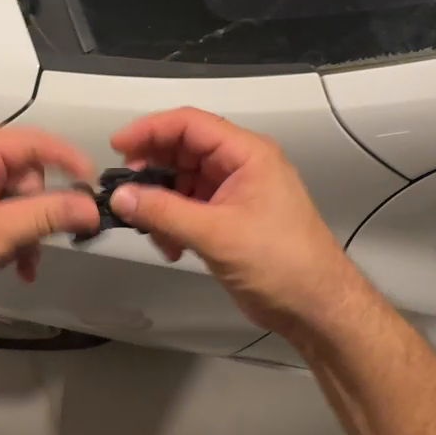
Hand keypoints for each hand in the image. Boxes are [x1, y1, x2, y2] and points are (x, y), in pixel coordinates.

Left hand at [0, 129, 101, 326]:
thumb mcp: (0, 233)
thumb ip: (50, 215)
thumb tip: (93, 206)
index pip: (33, 142)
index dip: (68, 160)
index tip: (94, 186)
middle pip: (25, 174)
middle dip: (41, 210)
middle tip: (50, 239)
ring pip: (14, 199)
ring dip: (27, 230)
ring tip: (25, 264)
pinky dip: (10, 237)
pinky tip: (15, 266)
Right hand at [109, 108, 364, 335]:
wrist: (317, 310)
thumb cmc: (281, 263)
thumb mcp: (216, 234)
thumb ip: (163, 212)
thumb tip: (119, 197)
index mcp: (247, 153)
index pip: (190, 124)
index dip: (151, 129)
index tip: (118, 146)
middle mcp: (239, 165)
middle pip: (183, 150)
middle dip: (152, 170)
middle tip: (125, 191)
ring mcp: (233, 192)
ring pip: (181, 181)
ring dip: (160, 202)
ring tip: (150, 229)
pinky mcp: (228, 218)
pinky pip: (188, 207)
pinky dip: (171, 222)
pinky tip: (170, 246)